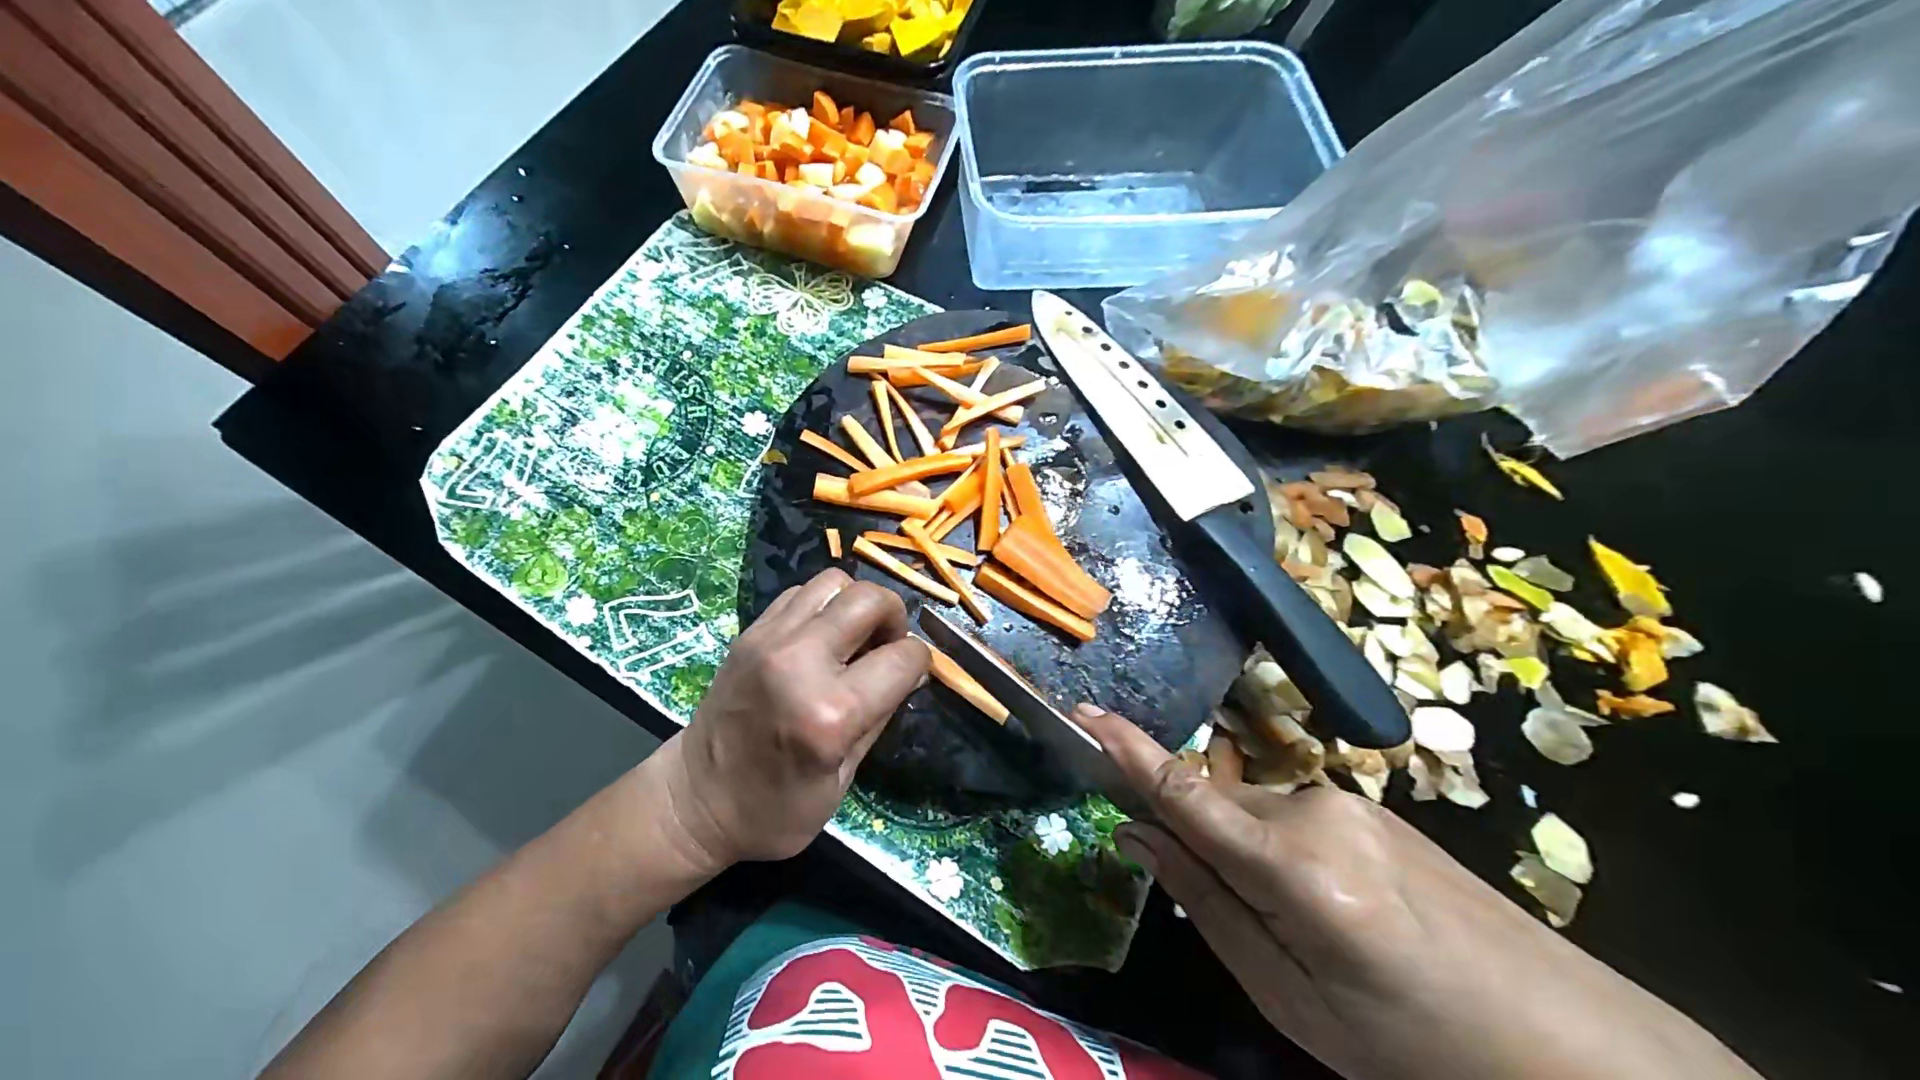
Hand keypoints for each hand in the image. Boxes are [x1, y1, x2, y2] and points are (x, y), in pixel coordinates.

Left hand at [656, 569, 928, 874]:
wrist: (694, 801)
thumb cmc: (775, 809)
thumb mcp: (844, 779)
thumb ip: (881, 716)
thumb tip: (911, 672)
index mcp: (831, 712)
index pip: (904, 657)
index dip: (919, 665)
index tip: (911, 678)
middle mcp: (800, 661)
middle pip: (871, 599)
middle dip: (894, 618)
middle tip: (886, 647)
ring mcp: (770, 640)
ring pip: (835, 582)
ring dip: (857, 604)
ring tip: (854, 636)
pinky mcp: (751, 632)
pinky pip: (801, 593)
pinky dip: (823, 606)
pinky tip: (821, 637)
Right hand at [1073, 704, 1760, 1079]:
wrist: (1576, 1047)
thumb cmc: (1416, 1047)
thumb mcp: (1291, 997)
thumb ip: (1205, 905)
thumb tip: (1138, 835)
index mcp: (1294, 870)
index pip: (1186, 793)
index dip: (1127, 751)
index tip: (1082, 713)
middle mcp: (1318, 813)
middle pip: (1218, 805)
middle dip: (1197, 840)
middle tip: (1232, 922)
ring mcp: (1354, 804)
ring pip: (1255, 812)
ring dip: (1244, 853)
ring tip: (1298, 934)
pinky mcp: (1376, 809)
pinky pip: (1294, 817)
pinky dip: (1278, 851)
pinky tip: (1332, 915)